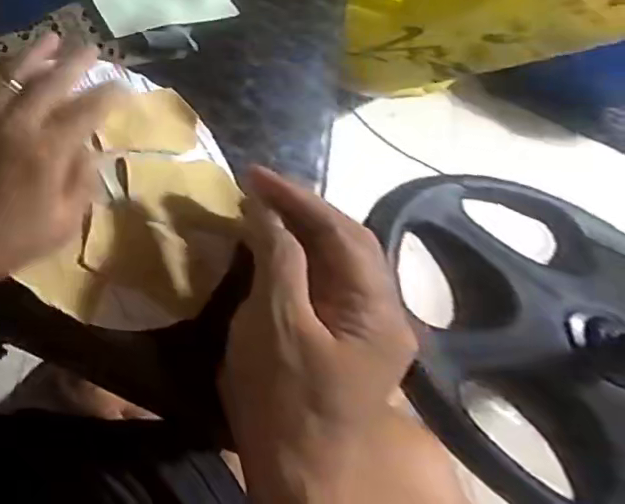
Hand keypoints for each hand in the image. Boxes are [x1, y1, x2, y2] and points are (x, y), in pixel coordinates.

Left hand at [0, 34, 122, 291]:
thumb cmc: (4, 240)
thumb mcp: (59, 224)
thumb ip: (80, 182)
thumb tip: (95, 149)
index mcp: (46, 152)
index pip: (84, 113)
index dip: (106, 96)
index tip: (122, 84)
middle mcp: (15, 125)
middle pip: (48, 83)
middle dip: (73, 62)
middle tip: (91, 47)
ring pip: (9, 74)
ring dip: (31, 53)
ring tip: (50, 37)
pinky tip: (2, 58)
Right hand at [220, 166, 419, 503]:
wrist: (294, 455)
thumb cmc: (283, 387)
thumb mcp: (276, 320)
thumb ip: (277, 260)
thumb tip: (262, 207)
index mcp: (377, 311)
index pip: (344, 235)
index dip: (298, 198)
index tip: (250, 173)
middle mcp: (380, 312)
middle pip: (347, 243)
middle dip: (300, 205)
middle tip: (248, 181)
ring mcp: (358, 323)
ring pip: (334, 257)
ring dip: (295, 223)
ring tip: (252, 201)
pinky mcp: (332, 331)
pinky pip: (318, 274)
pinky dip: (289, 247)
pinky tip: (261, 238)